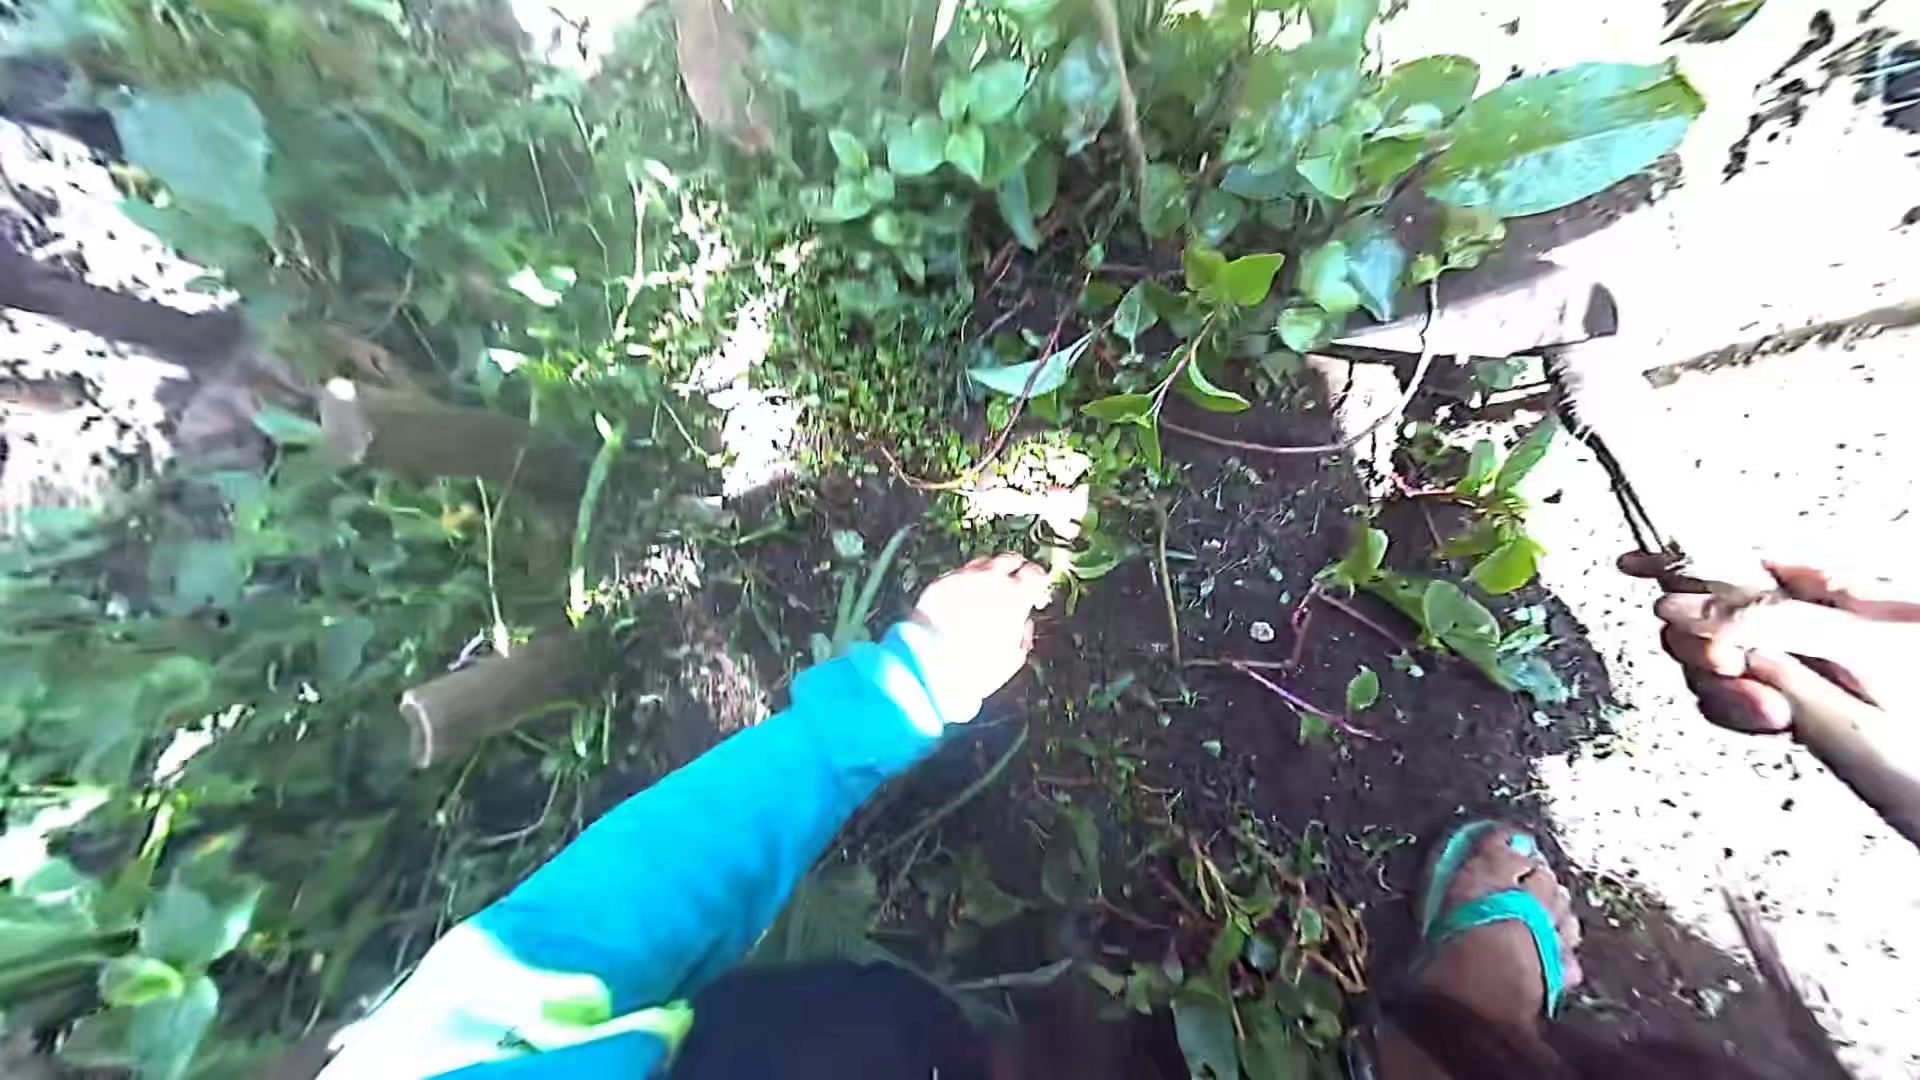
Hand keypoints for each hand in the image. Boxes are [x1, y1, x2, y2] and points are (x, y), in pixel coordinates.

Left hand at [908, 553, 1050, 705]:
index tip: (1038, 590)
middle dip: (1016, 569)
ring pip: (982, 562)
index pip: (1035, 573)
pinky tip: (963, 595)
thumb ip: (1023, 636)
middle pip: (1009, 559)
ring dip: (990, 571)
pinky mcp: (940, 583)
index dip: (1039, 581)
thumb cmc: (974, 667)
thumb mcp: (1012, 658)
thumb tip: (1023, 626)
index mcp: (1015, 595)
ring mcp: (962, 577)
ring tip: (988, 587)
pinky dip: (965, 581)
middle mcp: (990, 579)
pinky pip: (958, 574)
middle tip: (1017, 582)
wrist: (931, 664)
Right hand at [1622, 554, 1919, 733]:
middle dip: (1700, 639)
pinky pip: (1729, 690)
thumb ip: (1766, 624)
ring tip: (1765, 710)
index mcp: (1849, 599)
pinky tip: (1764, 721)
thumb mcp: (1867, 662)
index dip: (1684, 558)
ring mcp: (1808, 666)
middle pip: (1711, 610)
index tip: (1634, 564)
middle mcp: (1822, 625)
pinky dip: (1730, 706)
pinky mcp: (1796, 701)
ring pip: (1712, 654)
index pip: (1745, 560)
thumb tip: (1677, 601)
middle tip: (1725, 667)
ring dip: (1717, 681)